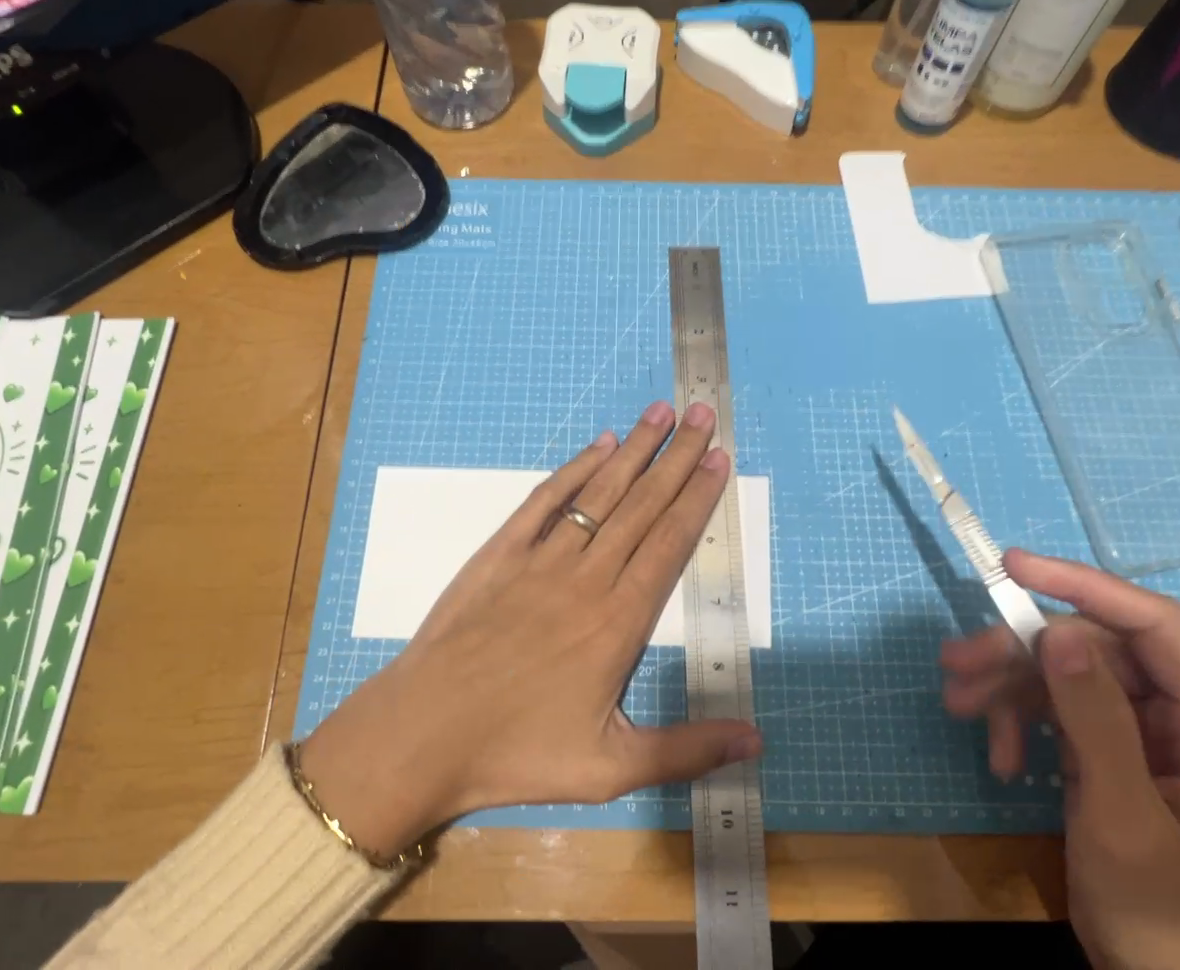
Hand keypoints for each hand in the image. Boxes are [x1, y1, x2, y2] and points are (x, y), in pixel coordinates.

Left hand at [299, 401, 760, 856]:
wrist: (421, 735)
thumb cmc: (517, 754)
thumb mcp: (610, 768)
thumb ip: (687, 750)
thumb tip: (758, 739)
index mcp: (618, 623)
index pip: (669, 545)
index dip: (697, 499)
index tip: (719, 458)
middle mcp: (586, 578)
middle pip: (641, 506)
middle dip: (676, 458)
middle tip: (702, 413)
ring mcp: (539, 560)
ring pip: (599, 495)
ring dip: (632, 451)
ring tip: (659, 412)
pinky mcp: (499, 555)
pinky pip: (544, 502)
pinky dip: (573, 470)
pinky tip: (597, 447)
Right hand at [941, 550, 1179, 969]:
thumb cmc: (1161, 917)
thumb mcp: (1123, 821)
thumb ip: (1096, 724)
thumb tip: (1059, 635)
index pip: (1157, 628)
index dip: (1088, 586)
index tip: (1015, 567)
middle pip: (1097, 650)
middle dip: (1024, 652)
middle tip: (956, 664)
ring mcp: (1141, 738)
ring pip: (1067, 677)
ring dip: (1009, 687)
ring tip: (957, 706)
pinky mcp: (1108, 757)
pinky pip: (1057, 714)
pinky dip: (1018, 725)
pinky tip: (996, 760)